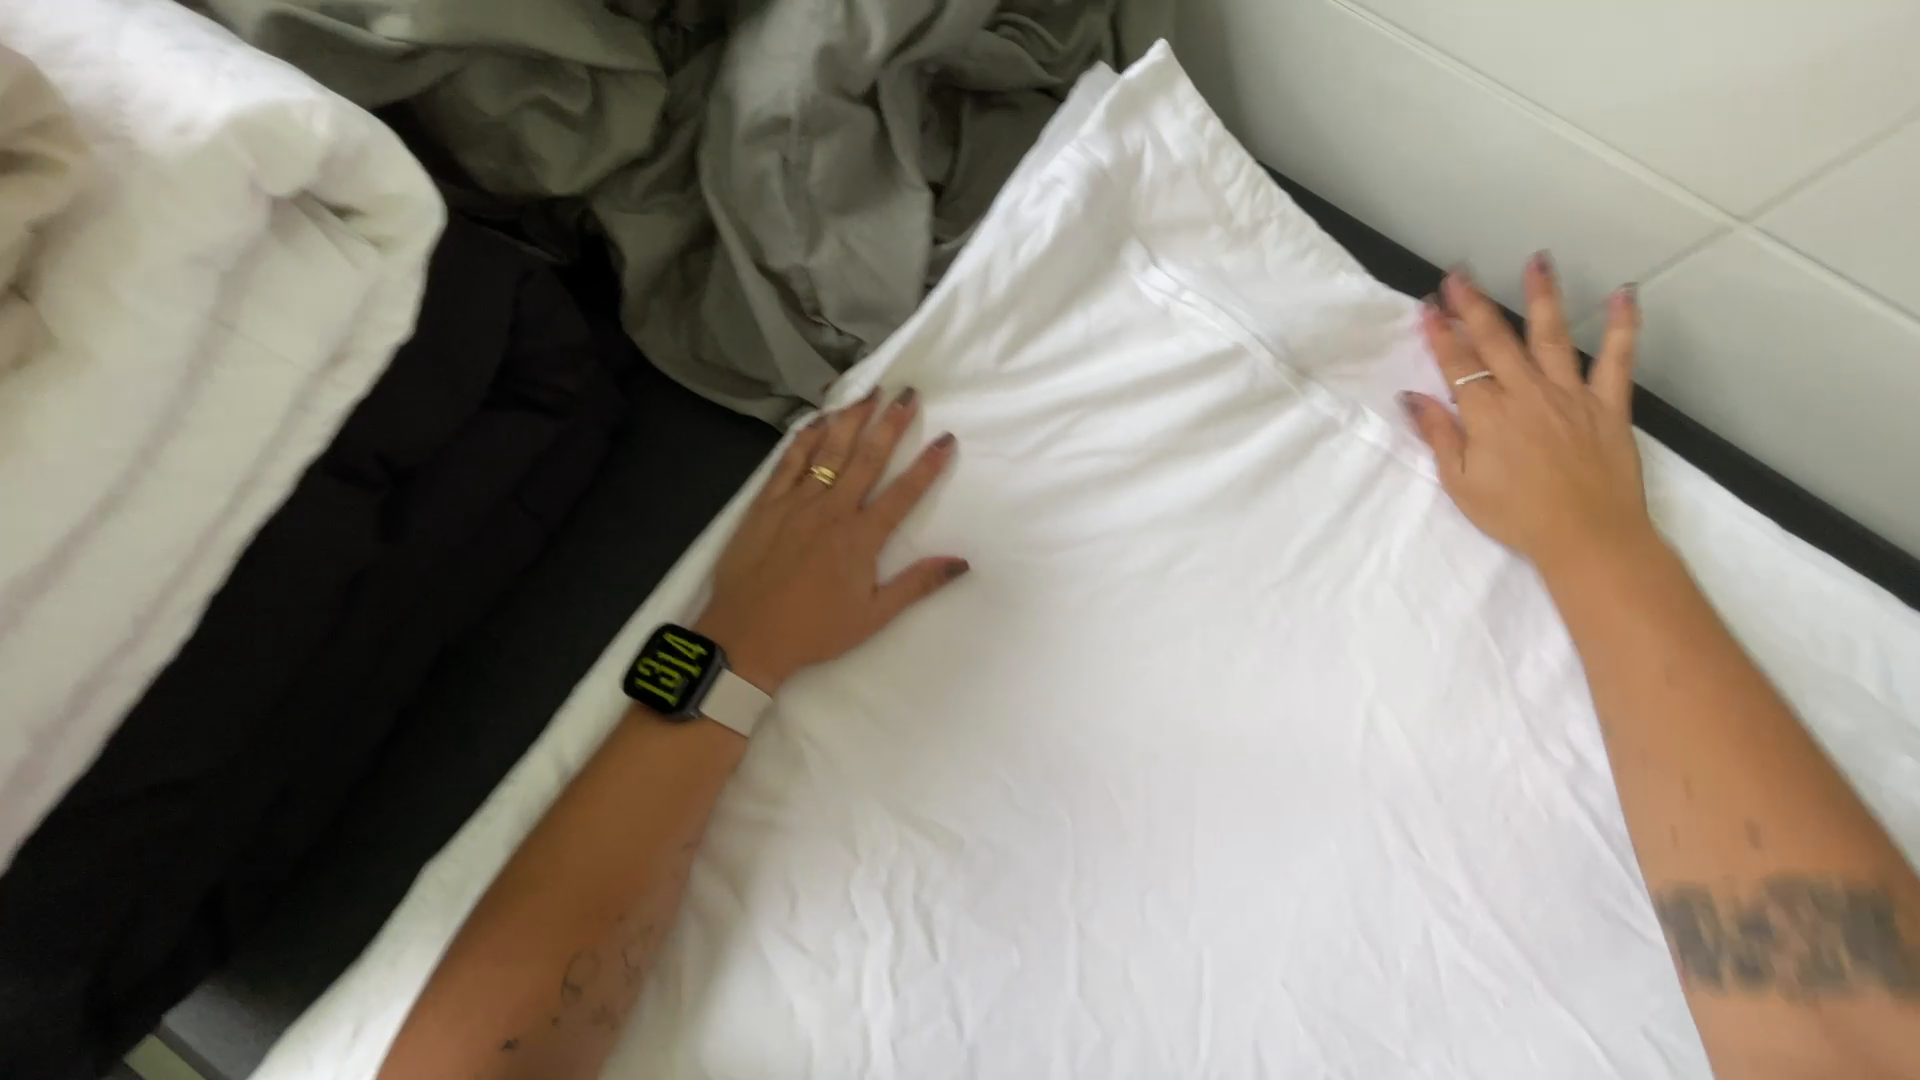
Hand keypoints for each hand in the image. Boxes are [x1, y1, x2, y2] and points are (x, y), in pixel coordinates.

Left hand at [694, 387, 968, 696]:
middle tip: (908, 393)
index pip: (904, 492)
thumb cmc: (814, 630)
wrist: (746, 635)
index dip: (928, 465)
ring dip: (850, 419)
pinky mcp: (765, 504)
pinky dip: (804, 438)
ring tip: (869, 394)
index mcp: (862, 537)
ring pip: (828, 451)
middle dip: (891, 423)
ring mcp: (796, 502)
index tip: (946, 438)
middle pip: (867, 458)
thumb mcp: (873, 616)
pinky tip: (817, 420)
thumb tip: (961, 563)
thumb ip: (917, 584)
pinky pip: (788, 462)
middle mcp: (832, 510)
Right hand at [1401, 256, 1657, 576]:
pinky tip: (1623, 294)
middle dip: (1474, 305)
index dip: (1440, 334)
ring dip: (1541, 296)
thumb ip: (1439, 434)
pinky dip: (1622, 324)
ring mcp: (1570, 394)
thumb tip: (1412, 397)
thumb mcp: (1460, 481)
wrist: (1587, 535)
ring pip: (1552, 336)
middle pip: (1496, 340)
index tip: (1427, 307)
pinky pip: (1618, 358)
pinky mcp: (1608, 404)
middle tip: (1459, 274)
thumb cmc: (1514, 514)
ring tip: (1536, 261)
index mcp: (1487, 414)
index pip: (1457, 363)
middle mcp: (1527, 393)